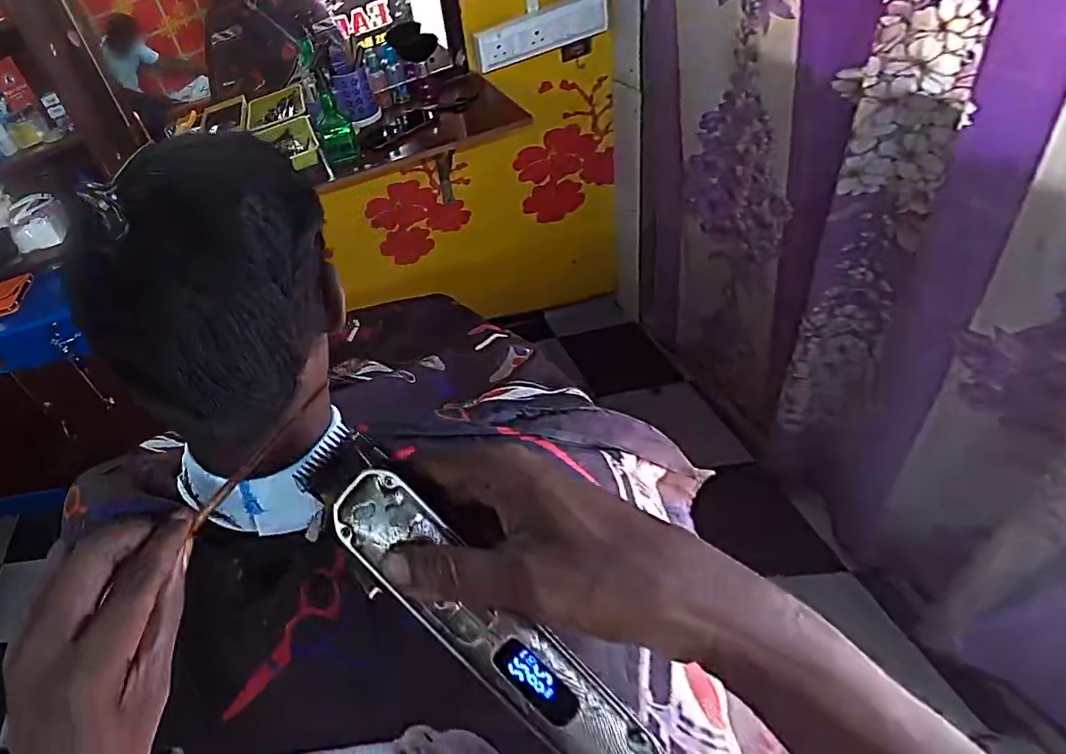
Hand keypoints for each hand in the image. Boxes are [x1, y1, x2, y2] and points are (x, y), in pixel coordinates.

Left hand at [5, 515, 190, 753]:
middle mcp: (45, 643)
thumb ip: (164, 620)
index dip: (163, 545)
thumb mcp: (151, 694)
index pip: (133, 584)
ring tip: (139, 538)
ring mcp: (23, 638)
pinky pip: (48, 577)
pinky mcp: (15, 636)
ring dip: (104, 540)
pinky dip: (79, 560)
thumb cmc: (116, 751)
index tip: (183, 518)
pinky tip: (106, 561)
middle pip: (89, 557)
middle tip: (161, 524)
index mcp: (88, 669)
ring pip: (63, 557)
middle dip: (129, 531)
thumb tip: (178, 558)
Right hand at [381, 442, 777, 662]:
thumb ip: (450, 571)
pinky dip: (477, 546)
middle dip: (416, 521)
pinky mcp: (549, 513)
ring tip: (424, 575)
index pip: (422, 464)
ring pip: (469, 507)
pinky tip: (472, 579)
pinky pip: (495, 522)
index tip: (362, 519)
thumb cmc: (608, 579)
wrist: (703, 601)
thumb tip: (389, 564)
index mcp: (498, 465)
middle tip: (390, 558)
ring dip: (447, 538)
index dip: (389, 489)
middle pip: (443, 486)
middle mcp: (510, 466)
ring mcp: (532, 489)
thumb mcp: (523, 580)